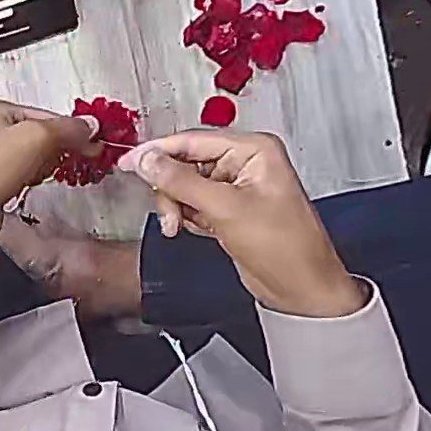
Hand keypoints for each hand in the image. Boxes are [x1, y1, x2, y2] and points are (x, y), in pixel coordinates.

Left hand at [0, 100, 101, 240]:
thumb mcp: (37, 137)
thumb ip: (68, 128)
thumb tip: (92, 125)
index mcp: (0, 109)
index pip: (49, 114)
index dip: (72, 129)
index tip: (92, 143)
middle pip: (44, 135)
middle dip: (58, 149)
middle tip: (70, 160)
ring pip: (37, 156)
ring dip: (46, 166)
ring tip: (40, 174)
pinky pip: (27, 174)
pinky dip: (35, 178)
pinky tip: (31, 184)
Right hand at [119, 130, 365, 318]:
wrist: (301, 289)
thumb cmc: (286, 247)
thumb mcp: (226, 209)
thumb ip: (181, 182)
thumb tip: (148, 160)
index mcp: (253, 150)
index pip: (192, 141)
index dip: (157, 151)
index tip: (129, 162)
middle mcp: (244, 163)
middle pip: (185, 163)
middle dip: (171, 188)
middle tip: (168, 212)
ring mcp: (236, 186)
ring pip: (185, 185)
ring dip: (177, 206)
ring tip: (179, 226)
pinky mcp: (229, 208)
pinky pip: (193, 202)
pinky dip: (186, 216)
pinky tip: (197, 229)